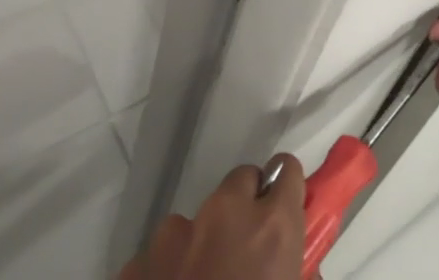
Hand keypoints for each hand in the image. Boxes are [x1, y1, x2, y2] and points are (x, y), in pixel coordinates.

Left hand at [118, 155, 305, 279]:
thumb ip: (301, 278)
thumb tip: (302, 274)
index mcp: (272, 224)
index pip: (286, 170)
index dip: (287, 189)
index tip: (286, 208)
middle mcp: (224, 214)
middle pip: (241, 182)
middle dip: (246, 207)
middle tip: (248, 250)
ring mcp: (174, 236)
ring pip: (195, 221)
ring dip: (203, 243)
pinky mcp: (136, 264)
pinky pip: (159, 256)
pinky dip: (167, 272)